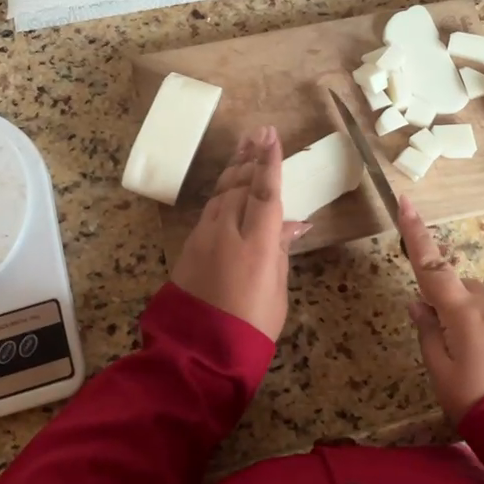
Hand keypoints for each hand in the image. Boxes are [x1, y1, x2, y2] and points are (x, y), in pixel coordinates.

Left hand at [169, 126, 309, 340]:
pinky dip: (222, 190)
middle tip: (258, 133)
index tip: (271, 135)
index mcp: (257, 244)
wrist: (200, 350)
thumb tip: (293, 224)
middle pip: (240, 184)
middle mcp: (228, 232)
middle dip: (250, 157)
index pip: (265, 192)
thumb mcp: (277, 290)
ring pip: (221, 192)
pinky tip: (228, 183)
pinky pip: (210, 207)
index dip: (269, 162)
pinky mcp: (191, 244)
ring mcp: (205, 236)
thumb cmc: (251, 327)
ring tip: (244, 147)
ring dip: (234, 168)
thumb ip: (281, 251)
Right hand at [401, 197, 483, 421]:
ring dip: (476, 323)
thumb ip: (427, 335)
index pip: (432, 265)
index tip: (406, 202)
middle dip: (450, 305)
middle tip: (448, 346)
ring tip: (481, 369)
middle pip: (461, 290)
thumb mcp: (442, 376)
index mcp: (463, 312)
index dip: (415, 233)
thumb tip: (418, 303)